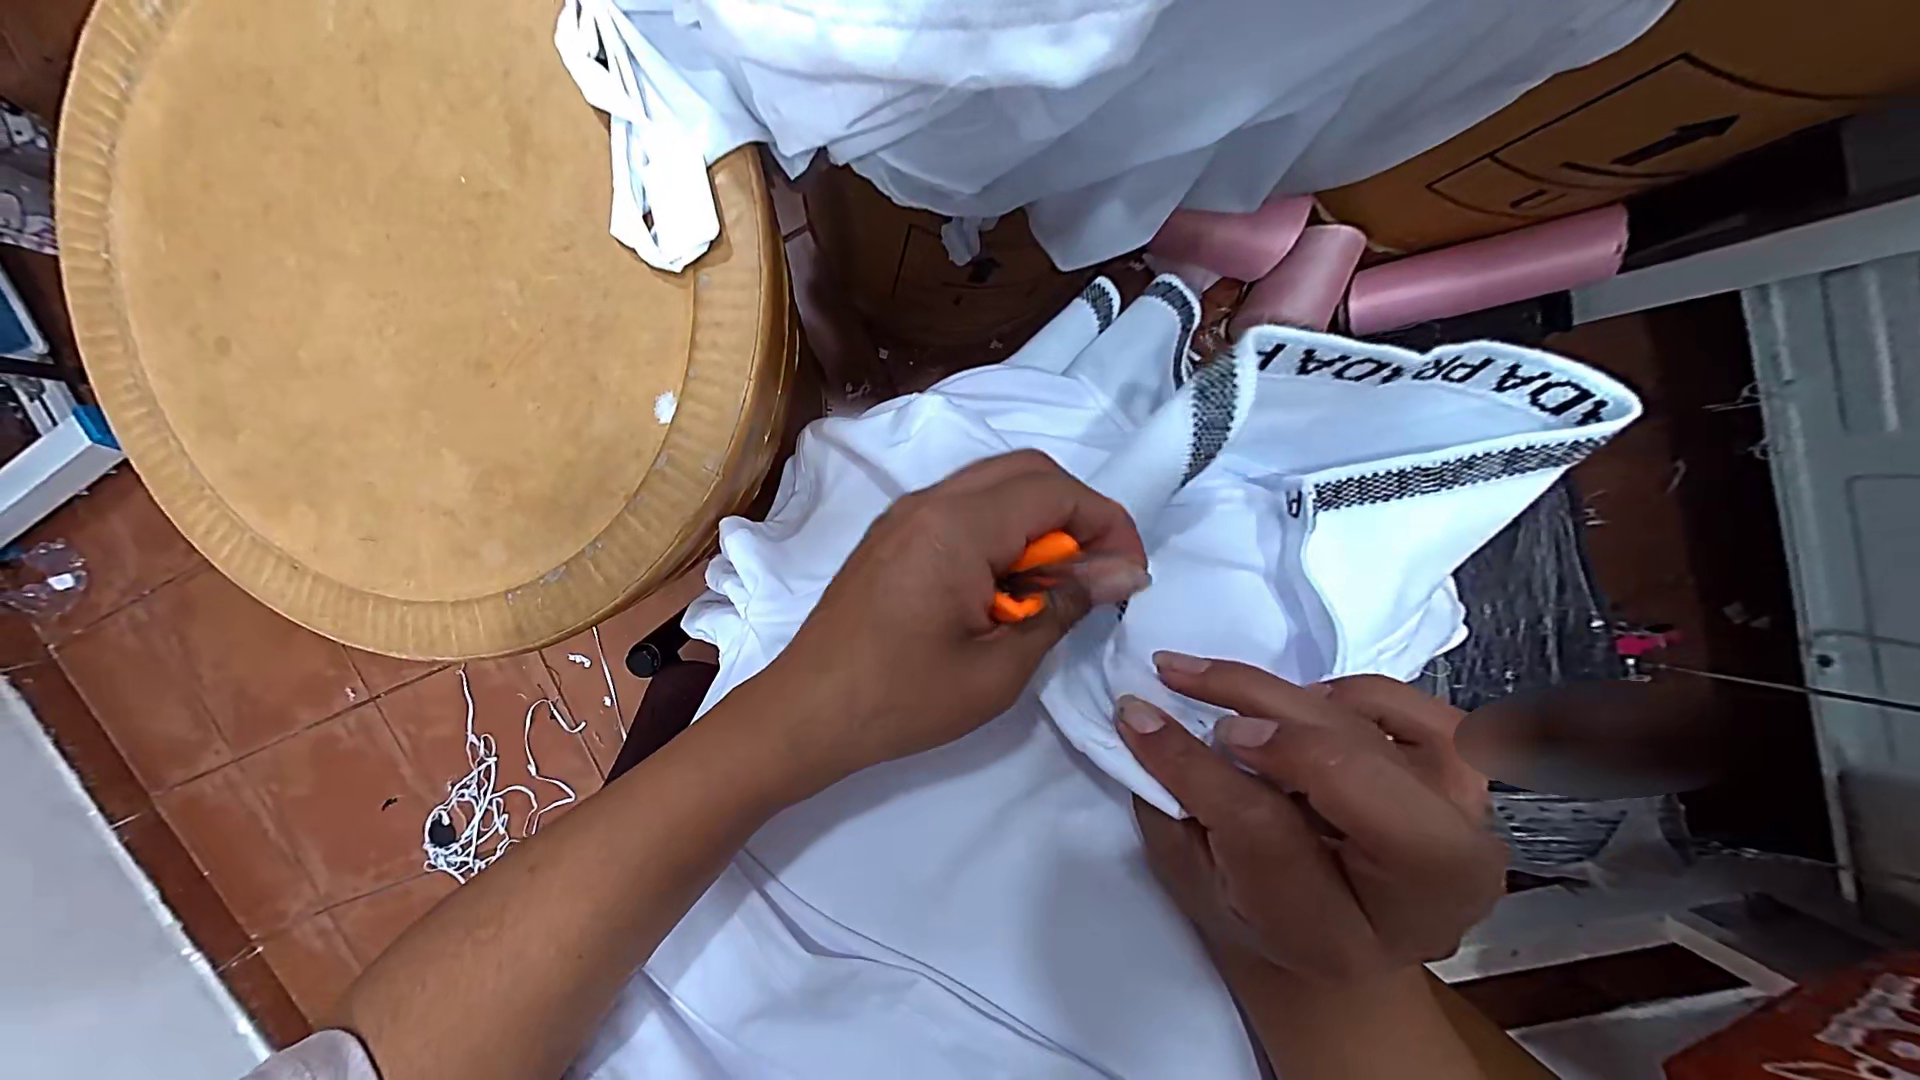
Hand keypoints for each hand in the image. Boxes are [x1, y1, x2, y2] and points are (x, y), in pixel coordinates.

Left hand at [752, 450, 1148, 785]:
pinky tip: (1003, 582)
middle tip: (1094, 574)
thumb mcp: (1000, 667)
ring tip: (1050, 583)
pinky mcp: (894, 532)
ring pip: (995, 483)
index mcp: (958, 526)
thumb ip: (1065, 606)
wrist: (806, 714)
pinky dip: (1001, 528)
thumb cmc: (903, 700)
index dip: (1107, 524)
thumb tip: (1123, 572)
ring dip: (1038, 520)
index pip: (1056, 492)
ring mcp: (907, 512)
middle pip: (1028, 470)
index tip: (1129, 573)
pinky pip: (964, 504)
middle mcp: (930, 500)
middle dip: (1076, 513)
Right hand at [1118, 658, 1502, 985]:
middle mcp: (1417, 897)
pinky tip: (1311, 701)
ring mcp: (1459, 834)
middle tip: (1198, 698)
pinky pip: (1435, 720)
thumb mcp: (1193, 871)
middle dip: (1278, 732)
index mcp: (1329, 936)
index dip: (1192, 763)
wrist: (1332, 927)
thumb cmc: (1249, 903)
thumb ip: (1169, 799)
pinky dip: (1366, 695)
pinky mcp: (1467, 791)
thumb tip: (1144, 714)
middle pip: (1358, 783)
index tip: (1136, 713)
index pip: (1260, 830)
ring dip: (1299, 700)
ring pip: (1393, 740)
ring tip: (1227, 685)